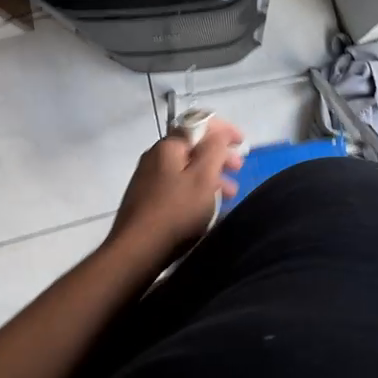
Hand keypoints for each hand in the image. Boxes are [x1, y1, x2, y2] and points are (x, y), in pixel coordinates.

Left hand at [106, 119, 245, 267]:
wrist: (135, 253)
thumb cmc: (175, 213)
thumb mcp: (204, 178)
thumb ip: (215, 149)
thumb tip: (220, 132)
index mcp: (168, 146)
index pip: (198, 124)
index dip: (223, 129)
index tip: (242, 141)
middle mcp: (155, 157)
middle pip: (193, 147)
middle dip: (219, 155)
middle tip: (238, 167)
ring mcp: (148, 179)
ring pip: (186, 169)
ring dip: (210, 176)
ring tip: (229, 193)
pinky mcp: (145, 200)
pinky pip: (177, 185)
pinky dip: (196, 189)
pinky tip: (206, 207)